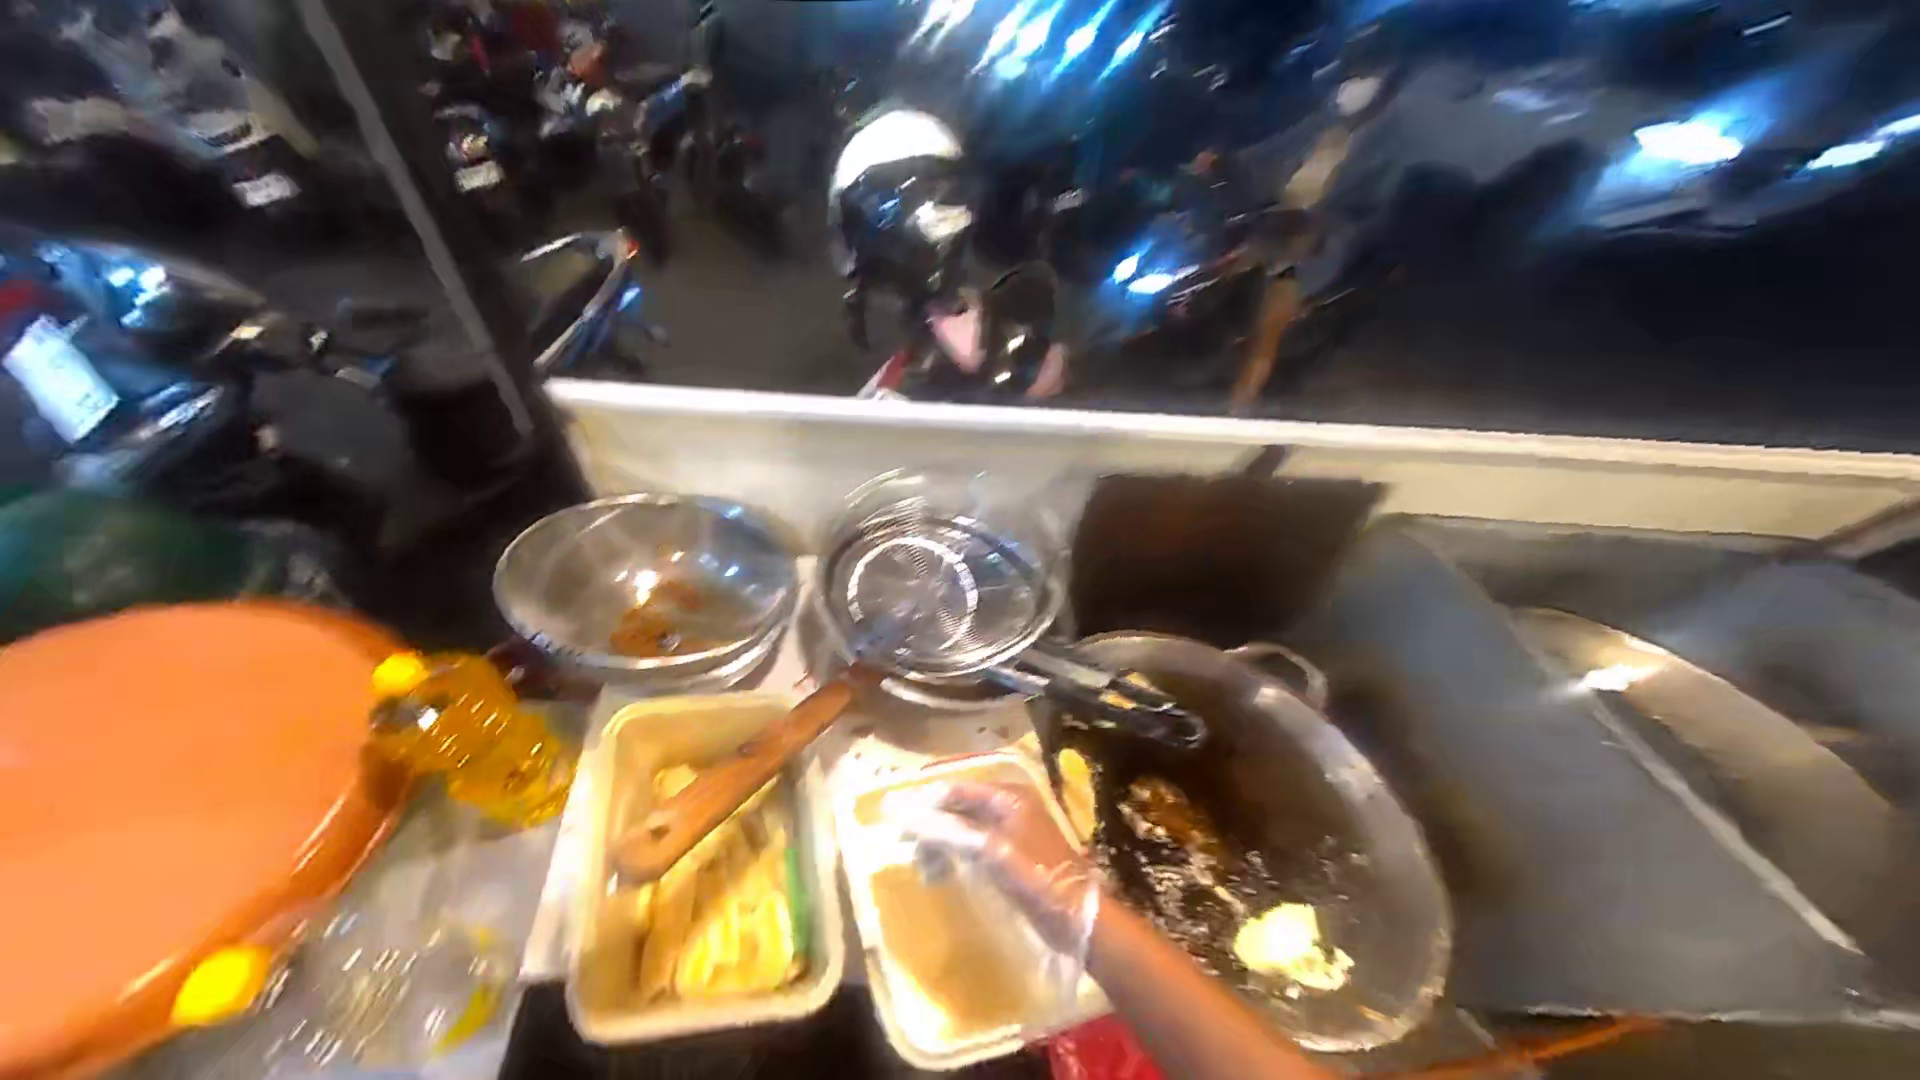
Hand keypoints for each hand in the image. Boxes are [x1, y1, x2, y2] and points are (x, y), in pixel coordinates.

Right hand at [893, 780, 1100, 957]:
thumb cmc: (1036, 878)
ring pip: (965, 825)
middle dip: (932, 821)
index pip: (957, 787)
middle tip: (905, 843)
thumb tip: (905, 812)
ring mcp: (1013, 829)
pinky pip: (974, 843)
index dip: (926, 798)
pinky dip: (955, 853)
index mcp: (1008, 796)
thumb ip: (949, 830)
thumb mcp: (990, 852)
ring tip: (923, 865)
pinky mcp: (1013, 853)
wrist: (1079, 919)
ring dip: (942, 840)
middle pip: (960, 804)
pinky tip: (942, 871)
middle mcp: (1010, 805)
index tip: (894, 813)